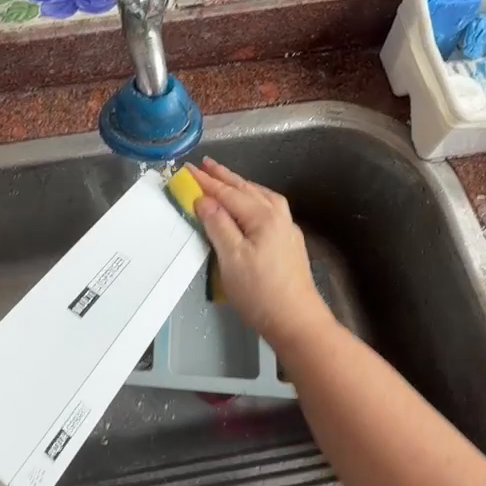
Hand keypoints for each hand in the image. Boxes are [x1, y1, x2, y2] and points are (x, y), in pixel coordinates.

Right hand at [188, 158, 336, 350]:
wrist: (297, 321)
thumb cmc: (260, 292)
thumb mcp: (231, 258)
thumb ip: (218, 225)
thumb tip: (204, 200)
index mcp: (262, 216)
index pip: (228, 193)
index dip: (206, 181)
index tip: (188, 168)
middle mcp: (278, 216)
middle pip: (247, 189)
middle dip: (224, 176)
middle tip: (206, 164)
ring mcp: (287, 229)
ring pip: (261, 196)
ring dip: (241, 185)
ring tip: (226, 179)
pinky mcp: (289, 242)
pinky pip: (268, 207)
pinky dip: (253, 198)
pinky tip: (249, 205)